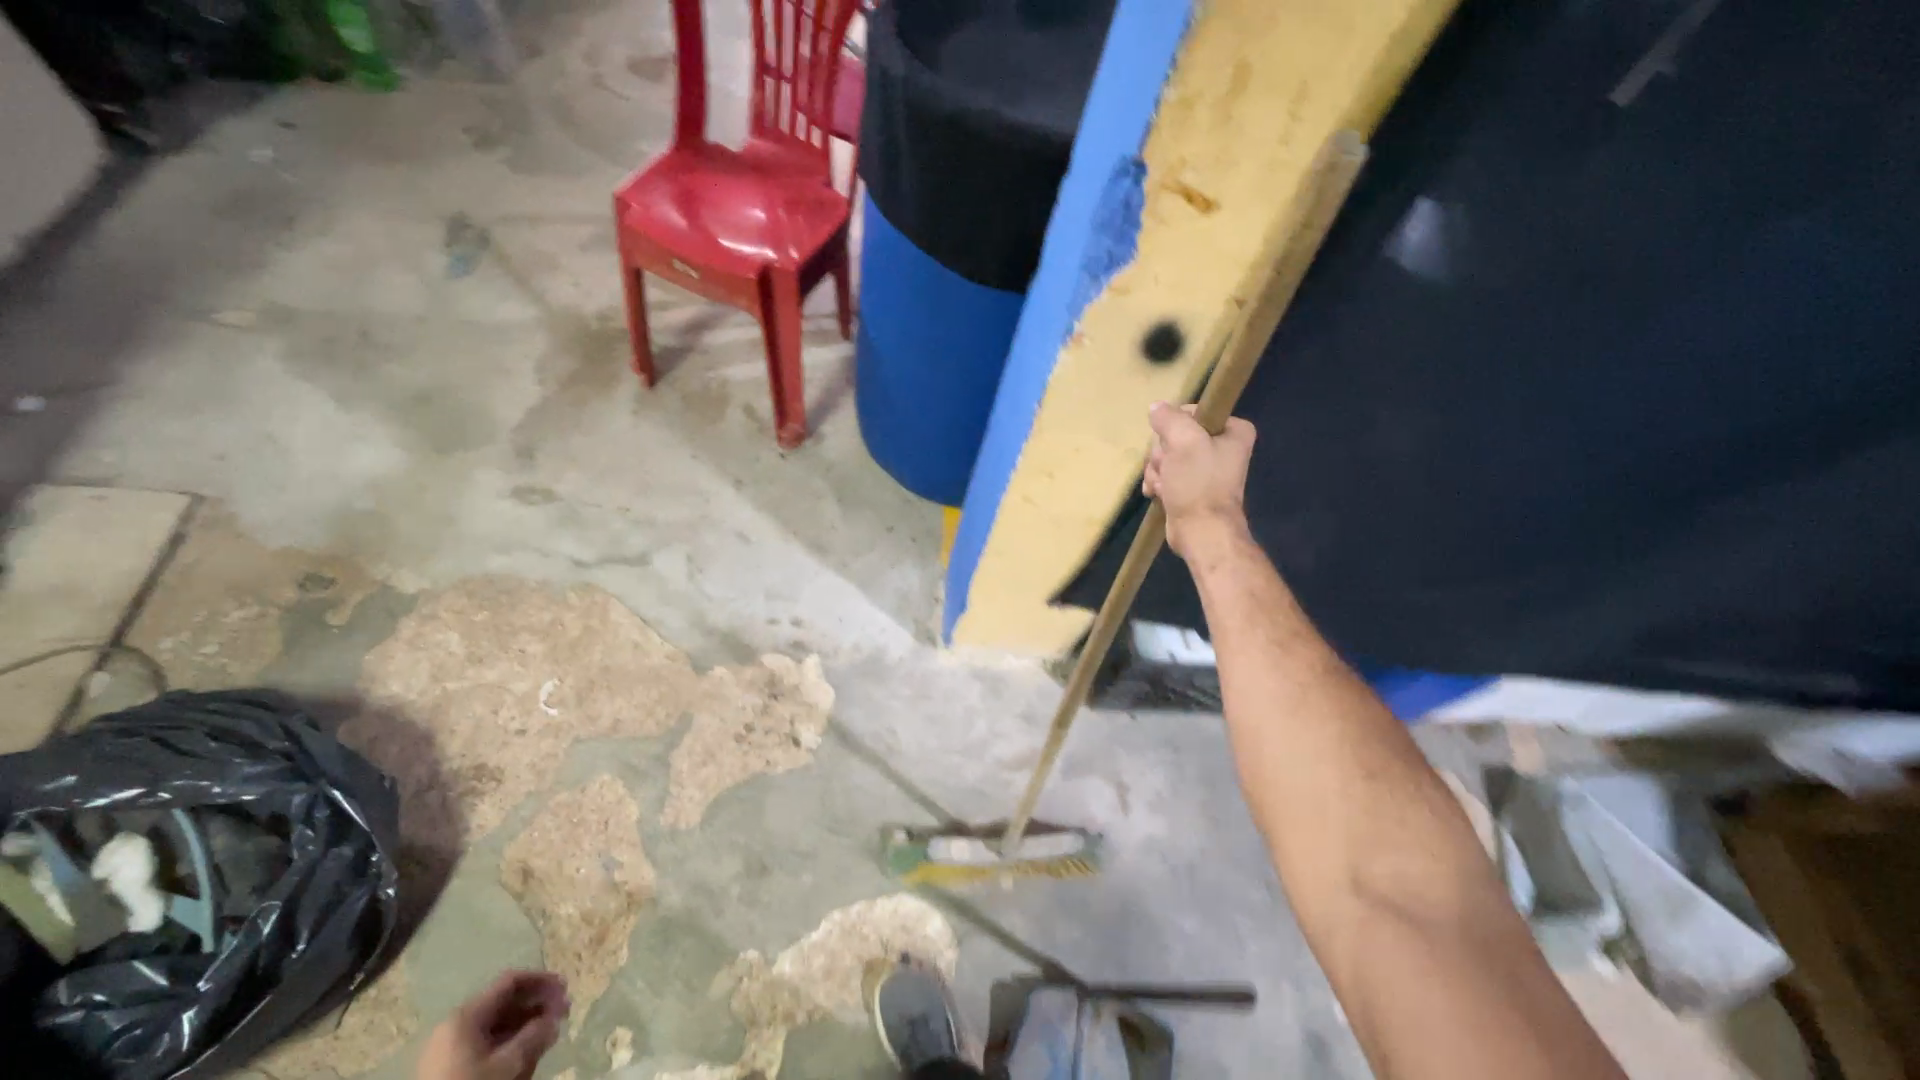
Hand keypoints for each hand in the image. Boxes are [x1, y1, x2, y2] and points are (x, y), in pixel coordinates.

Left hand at [416, 971, 568, 1079]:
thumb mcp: (507, 1066)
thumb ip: (534, 1037)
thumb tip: (554, 1019)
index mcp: (465, 1016)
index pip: (509, 982)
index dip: (541, 981)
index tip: (565, 989)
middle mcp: (456, 1024)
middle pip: (503, 1002)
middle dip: (536, 1005)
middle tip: (564, 1013)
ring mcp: (450, 1045)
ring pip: (495, 1024)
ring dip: (525, 1024)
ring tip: (550, 1034)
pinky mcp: (448, 1065)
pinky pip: (485, 1042)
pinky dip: (509, 1041)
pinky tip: (527, 1052)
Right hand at [1143, 402, 1255, 558]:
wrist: (1201, 532)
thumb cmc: (1199, 484)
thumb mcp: (1183, 441)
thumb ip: (1169, 418)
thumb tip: (1156, 407)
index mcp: (1233, 430)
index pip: (1192, 412)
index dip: (1176, 426)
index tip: (1175, 443)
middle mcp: (1222, 446)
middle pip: (1175, 435)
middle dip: (1163, 454)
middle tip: (1169, 468)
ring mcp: (1205, 468)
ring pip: (1166, 455)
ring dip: (1158, 470)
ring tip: (1165, 486)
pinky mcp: (1190, 486)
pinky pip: (1165, 473)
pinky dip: (1158, 483)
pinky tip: (1160, 494)